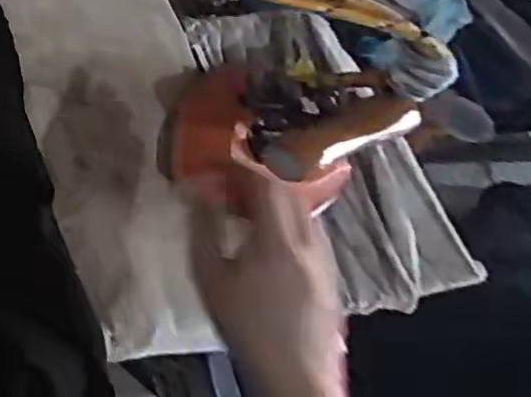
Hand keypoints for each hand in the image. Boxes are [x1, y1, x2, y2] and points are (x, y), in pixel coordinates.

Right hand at [189, 163, 346, 396]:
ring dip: (275, 196)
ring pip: (304, 210)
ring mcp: (326, 262)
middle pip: (291, 192)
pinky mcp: (330, 277)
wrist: (296, 378)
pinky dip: (288, 216)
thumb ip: (204, 224)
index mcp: (280, 241)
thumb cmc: (245, 323)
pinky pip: (311, 230)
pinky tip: (266, 229)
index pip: (268, 184)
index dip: (243, 163)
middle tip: (228, 173)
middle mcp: (311, 245)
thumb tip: (199, 186)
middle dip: (259, 175)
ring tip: (243, 200)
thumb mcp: (210, 273)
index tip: (218, 156)